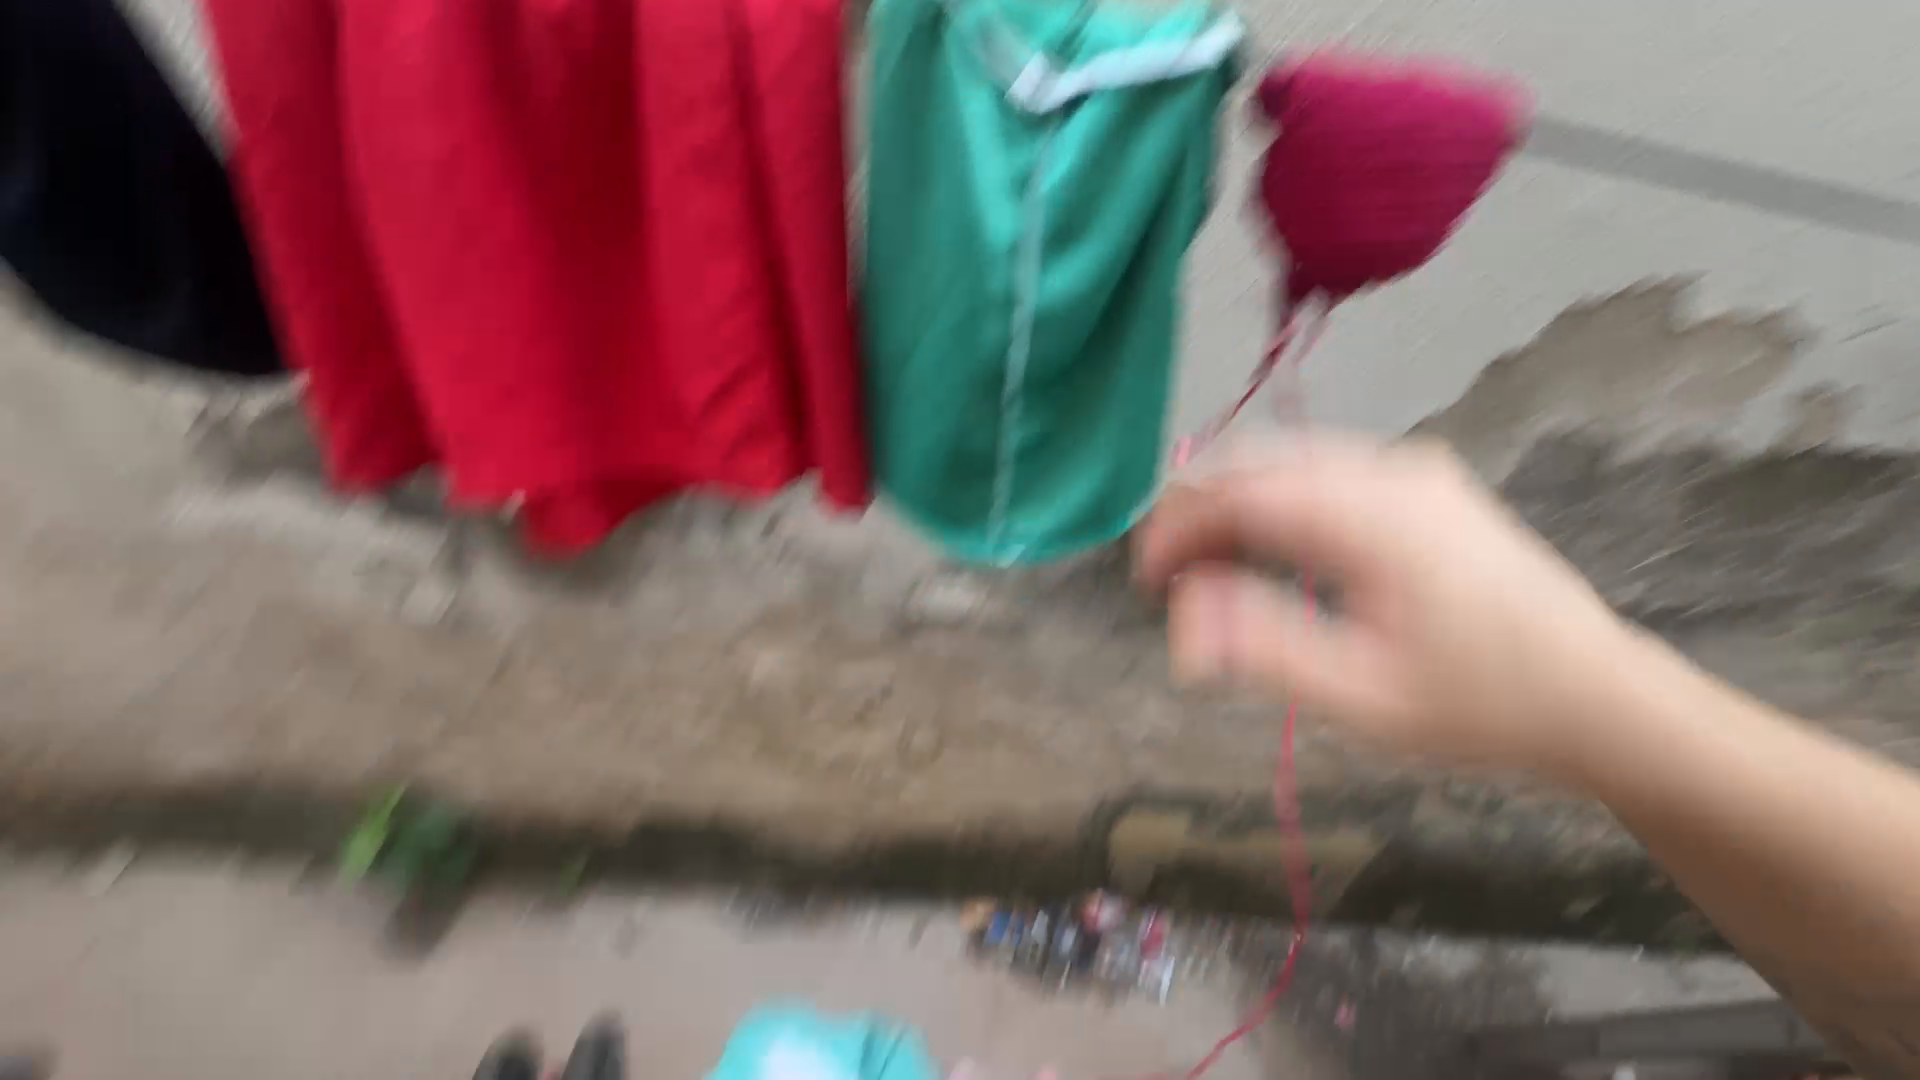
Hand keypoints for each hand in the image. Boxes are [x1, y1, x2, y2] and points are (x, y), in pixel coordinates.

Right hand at [1133, 433, 1639, 775]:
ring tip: (1205, 570)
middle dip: (1195, 512)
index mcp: (1377, 518)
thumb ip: (1263, 647)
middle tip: (1167, 579)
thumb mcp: (1362, 698)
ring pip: (1284, 461)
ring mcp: (1410, 469)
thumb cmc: (1482, 707)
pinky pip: (1318, 472)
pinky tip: (1263, 549)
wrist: (1602, 700)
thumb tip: (1182, 613)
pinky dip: (1270, 503)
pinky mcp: (1418, 482)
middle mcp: (1391, 471)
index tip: (1144, 580)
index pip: (1242, 491)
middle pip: (1257, 461)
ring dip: (1230, 506)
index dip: (1177, 526)